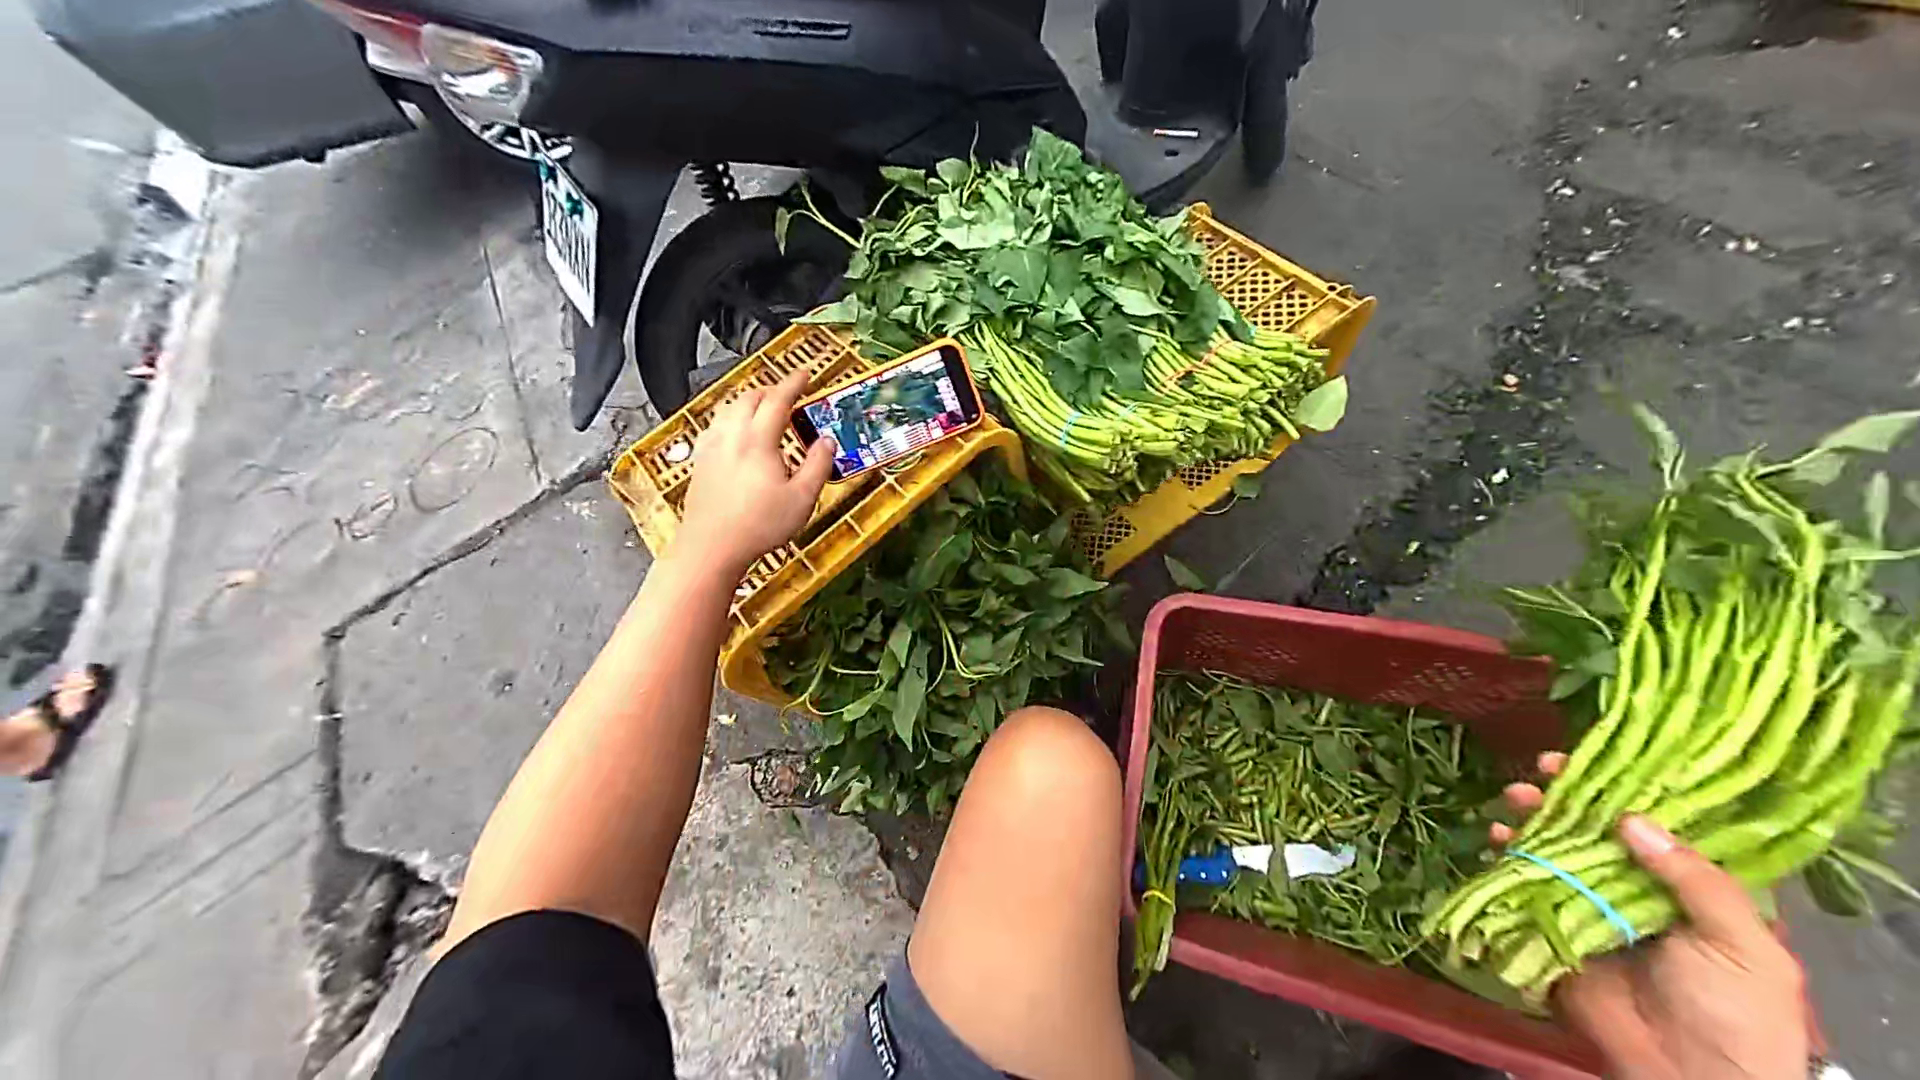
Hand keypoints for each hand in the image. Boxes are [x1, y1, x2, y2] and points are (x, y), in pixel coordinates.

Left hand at [676, 368, 834, 573]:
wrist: (711, 547)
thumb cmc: (758, 525)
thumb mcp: (802, 498)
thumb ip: (818, 466)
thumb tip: (827, 443)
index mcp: (758, 440)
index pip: (777, 400)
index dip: (793, 383)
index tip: (804, 374)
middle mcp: (731, 436)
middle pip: (748, 398)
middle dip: (770, 390)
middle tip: (787, 394)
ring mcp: (711, 448)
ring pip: (728, 410)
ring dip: (748, 402)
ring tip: (763, 410)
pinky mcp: (700, 463)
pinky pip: (715, 427)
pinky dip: (731, 420)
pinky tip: (736, 435)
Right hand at [1496, 759, 1808, 1079]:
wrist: (1690, 1075)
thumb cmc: (1735, 1010)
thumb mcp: (1744, 946)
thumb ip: (1697, 882)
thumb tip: (1629, 819)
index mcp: (1685, 887)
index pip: (1651, 824)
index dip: (1621, 789)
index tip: (1591, 760)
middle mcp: (1632, 884)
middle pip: (1593, 828)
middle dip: (1565, 796)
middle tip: (1542, 771)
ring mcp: (1588, 901)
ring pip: (1553, 846)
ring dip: (1530, 818)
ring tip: (1514, 798)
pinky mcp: (1550, 920)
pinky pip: (1522, 880)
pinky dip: (1504, 855)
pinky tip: (1495, 838)